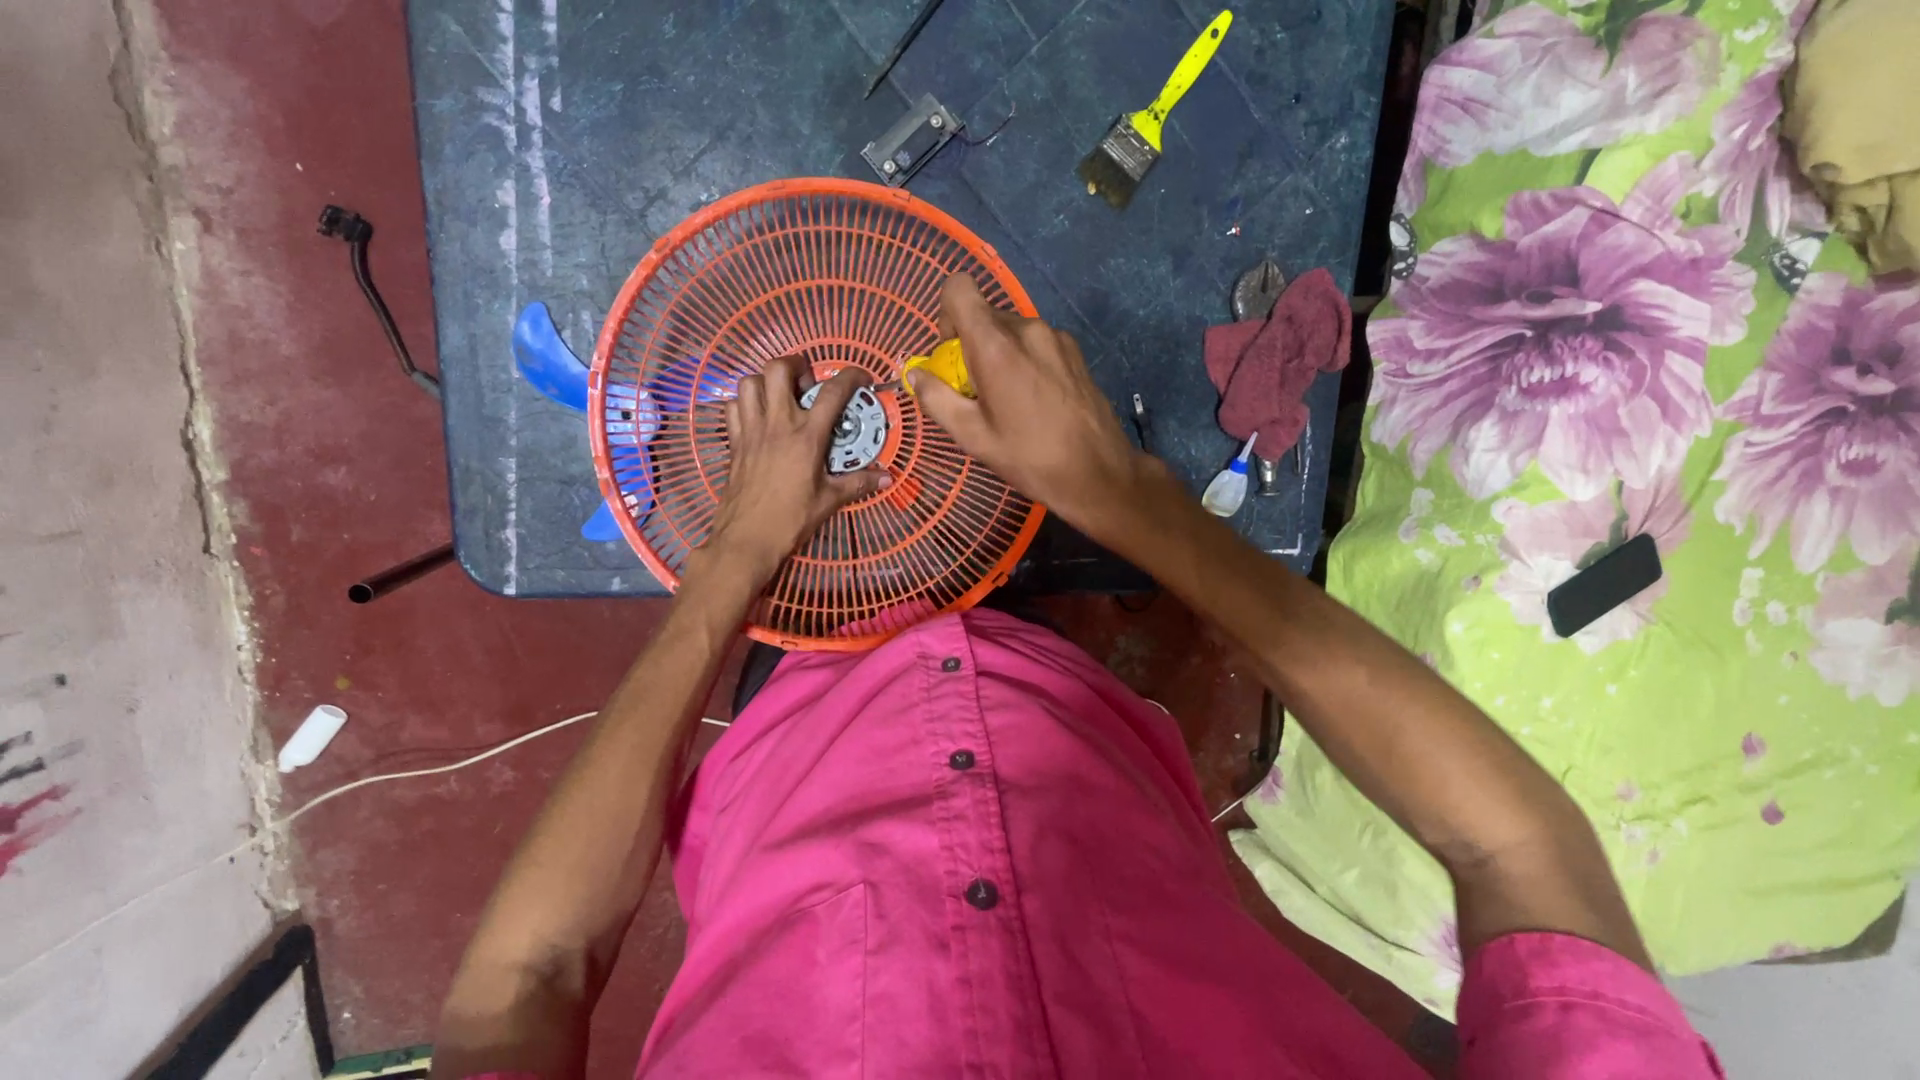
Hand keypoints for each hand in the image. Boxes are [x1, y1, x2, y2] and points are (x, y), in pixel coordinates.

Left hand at [703, 358, 889, 583]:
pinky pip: (733, 407)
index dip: (851, 376)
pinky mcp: (734, 442)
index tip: (861, 378)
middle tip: (808, 382)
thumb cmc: (791, 520)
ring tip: (781, 394)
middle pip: (778, 369)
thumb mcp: (830, 501)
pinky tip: (757, 416)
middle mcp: (777, 424)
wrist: (747, 539)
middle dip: (796, 365)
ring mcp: (751, 431)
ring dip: (766, 380)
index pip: (832, 392)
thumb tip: (886, 478)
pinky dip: (744, 403)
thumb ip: (858, 483)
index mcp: (806, 437)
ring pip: (750, 382)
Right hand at [911, 274, 1164, 539]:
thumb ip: (936, 399)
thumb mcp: (973, 437)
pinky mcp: (1074, 350)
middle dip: (971, 345)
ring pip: (1011, 330)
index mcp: (997, 345)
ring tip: (1008, 399)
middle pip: (985, 315)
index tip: (951, 351)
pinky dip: (1025, 360)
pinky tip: (1035, 399)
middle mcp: (1027, 328)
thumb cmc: (1029, 457)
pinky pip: (1035, 342)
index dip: (947, 312)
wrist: (1097, 471)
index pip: (960, 288)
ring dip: (999, 354)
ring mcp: (1056, 336)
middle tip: (977, 391)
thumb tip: (915, 375)